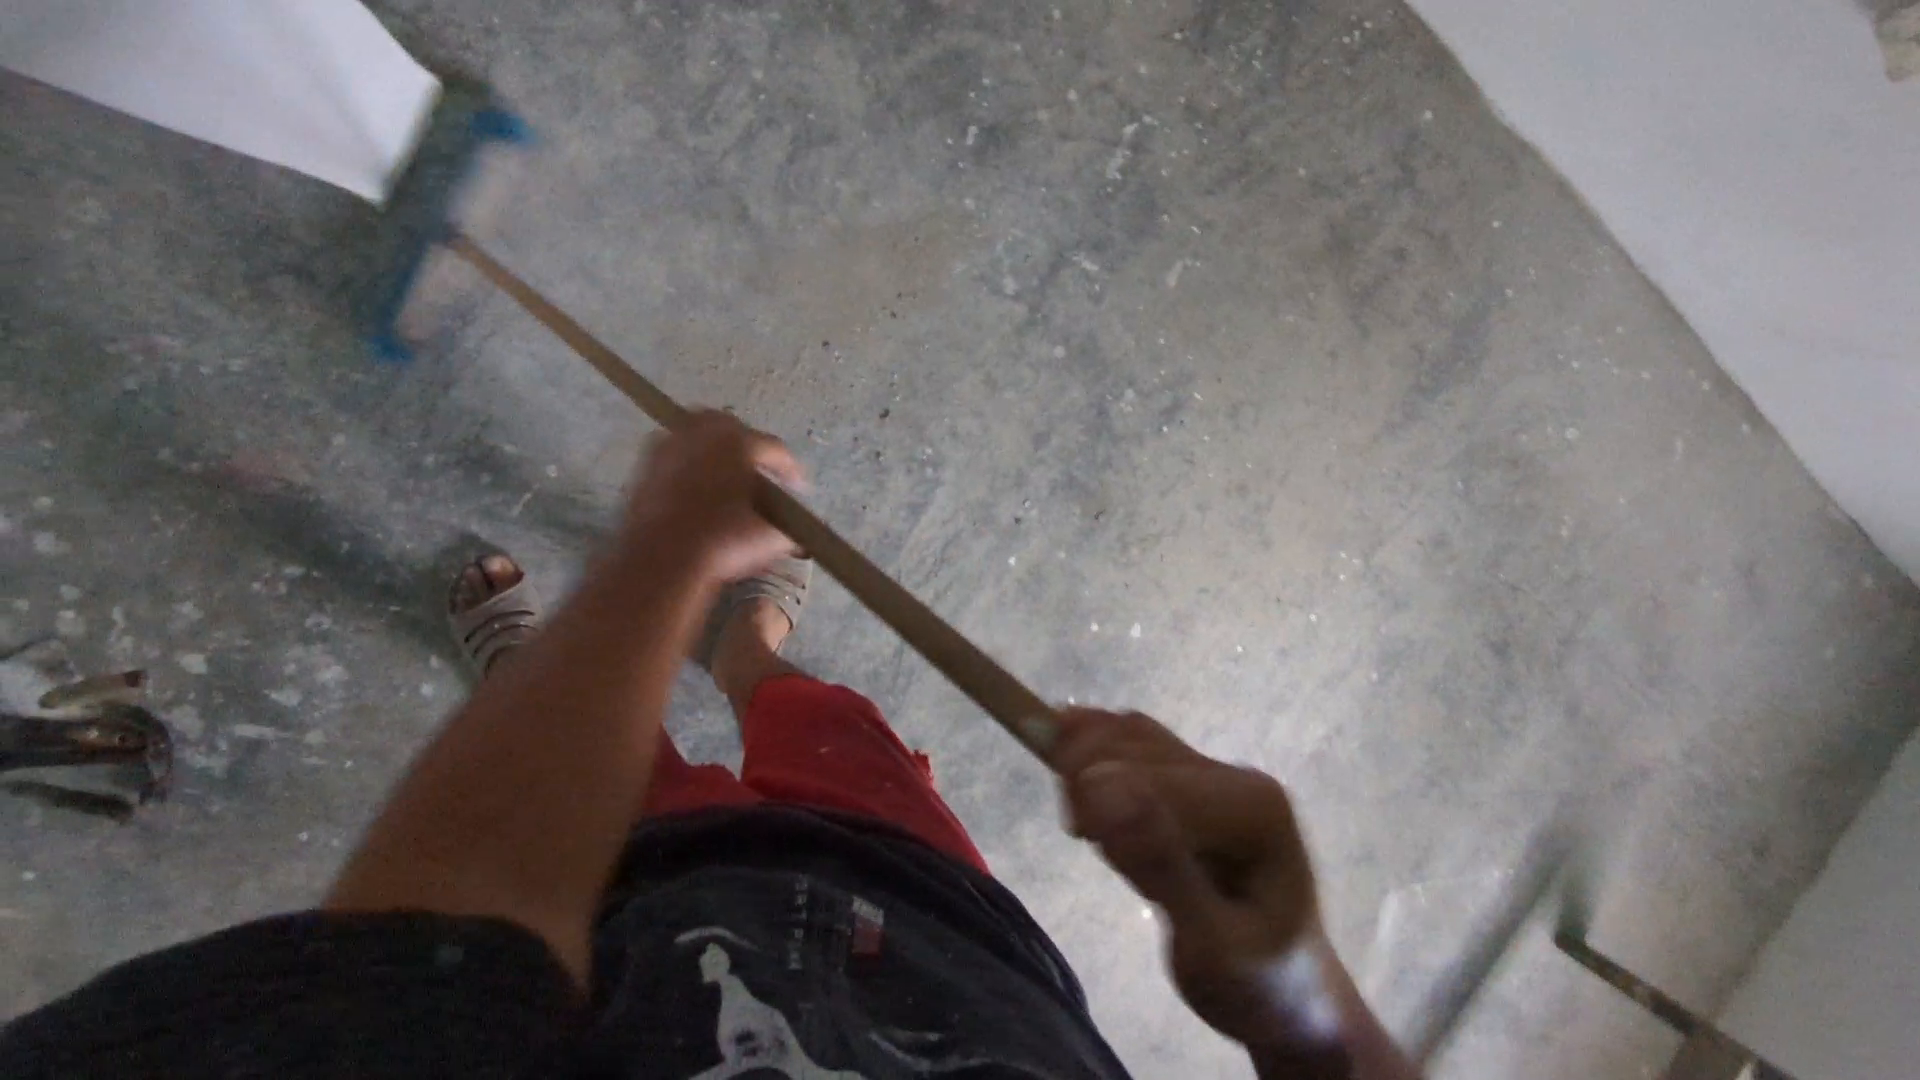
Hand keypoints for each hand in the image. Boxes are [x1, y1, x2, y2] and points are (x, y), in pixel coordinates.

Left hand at [622, 410, 804, 582]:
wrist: (662, 558)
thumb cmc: (723, 541)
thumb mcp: (771, 536)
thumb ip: (790, 523)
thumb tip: (794, 524)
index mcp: (740, 442)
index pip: (775, 449)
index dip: (790, 469)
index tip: (797, 487)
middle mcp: (705, 432)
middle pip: (733, 427)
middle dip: (749, 445)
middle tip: (758, 469)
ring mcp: (672, 444)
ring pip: (699, 432)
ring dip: (716, 447)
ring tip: (725, 469)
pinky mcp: (648, 463)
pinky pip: (675, 451)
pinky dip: (688, 460)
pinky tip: (694, 481)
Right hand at [1051, 709, 1333, 1051]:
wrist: (1287, 998)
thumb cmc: (1253, 983)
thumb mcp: (1209, 946)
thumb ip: (1163, 865)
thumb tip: (1102, 788)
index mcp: (1255, 809)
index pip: (1153, 777)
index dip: (1102, 795)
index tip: (1076, 835)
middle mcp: (1239, 777)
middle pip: (1135, 745)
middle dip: (1092, 782)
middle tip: (1082, 836)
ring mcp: (1217, 776)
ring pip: (1127, 738)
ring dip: (1089, 768)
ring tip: (1090, 829)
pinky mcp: (1194, 783)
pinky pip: (1132, 746)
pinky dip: (1094, 752)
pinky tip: (1070, 763)